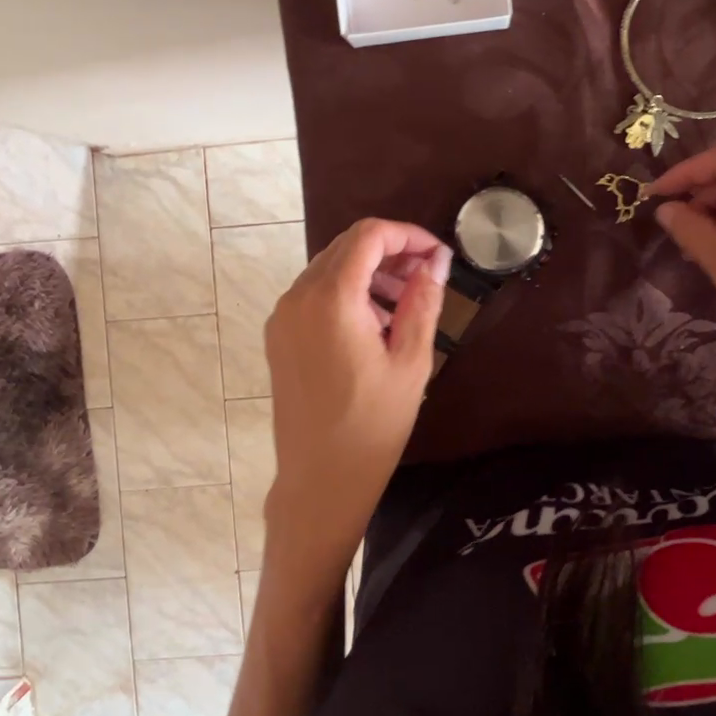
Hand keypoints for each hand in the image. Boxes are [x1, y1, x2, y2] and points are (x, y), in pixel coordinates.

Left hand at [262, 218, 450, 578]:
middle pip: (347, 246)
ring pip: (329, 268)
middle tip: (427, 278)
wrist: (320, 479)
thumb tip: (436, 261)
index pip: (369, 236)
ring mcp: (282, 316)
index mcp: (331, 299)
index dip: (408, 236)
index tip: (438, 256)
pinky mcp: (278, 336)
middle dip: (391, 252)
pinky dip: (347, 293)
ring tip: (405, 305)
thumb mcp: (411, 361)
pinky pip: (314, 294)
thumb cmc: (373, 425)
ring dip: (369, 272)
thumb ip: (423, 301)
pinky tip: (374, 324)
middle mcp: (297, 297)